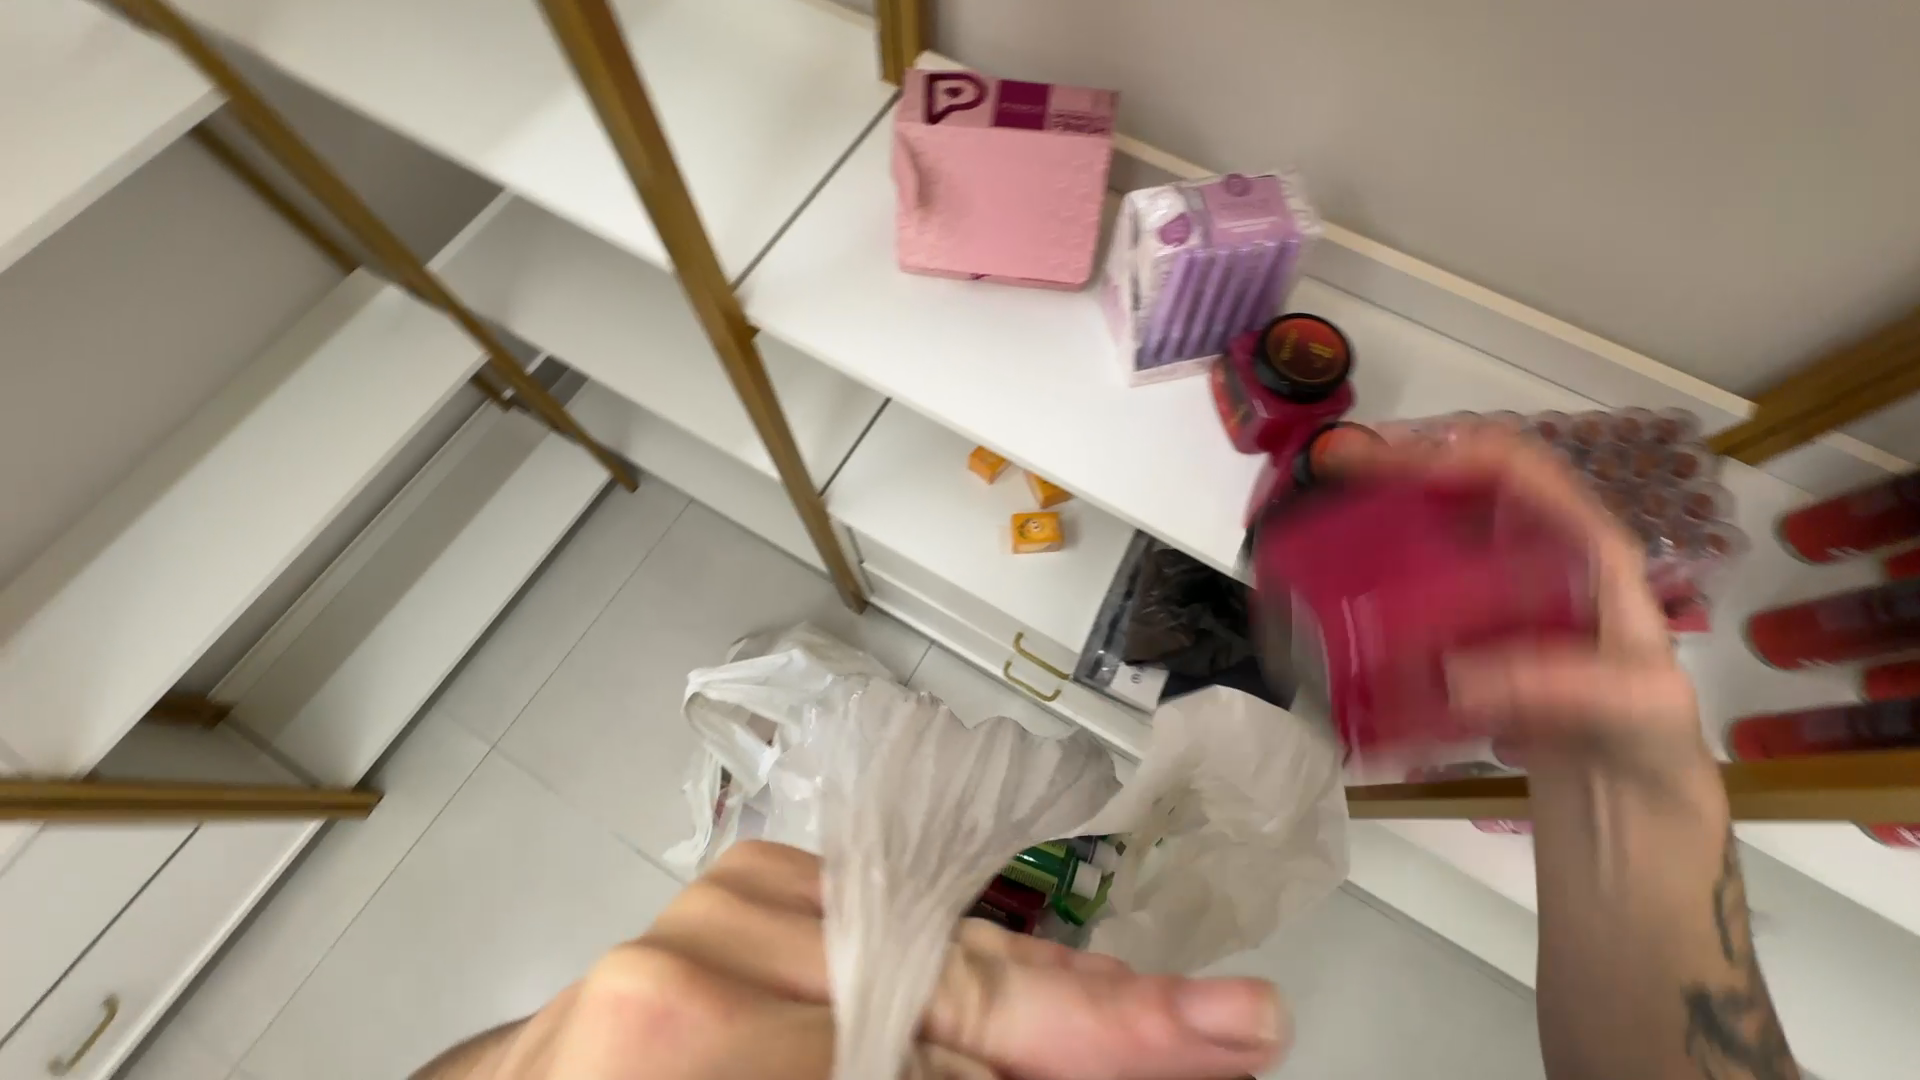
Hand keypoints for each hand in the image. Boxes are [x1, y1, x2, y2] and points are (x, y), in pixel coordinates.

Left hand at [417, 841, 1287, 1078]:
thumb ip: (946, 1078)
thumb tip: (1069, 1063)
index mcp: (699, 1058)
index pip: (948, 1046)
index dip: (1098, 1042)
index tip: (1226, 1039)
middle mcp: (715, 956)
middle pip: (958, 985)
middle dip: (1105, 1016)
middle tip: (1231, 1027)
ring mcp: (728, 899)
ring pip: (939, 943)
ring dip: (1051, 993)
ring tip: (1157, 1019)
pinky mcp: (747, 879)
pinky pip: (894, 914)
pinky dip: (970, 962)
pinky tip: (1042, 984)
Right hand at [1331, 425, 1710, 780]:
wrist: (1624, 789)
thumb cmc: (1645, 738)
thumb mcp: (1630, 708)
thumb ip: (1558, 684)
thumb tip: (1450, 674)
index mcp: (1582, 547)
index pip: (1516, 471)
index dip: (1449, 452)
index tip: (1381, 462)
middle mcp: (1534, 554)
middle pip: (1459, 485)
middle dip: (1394, 468)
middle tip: (1330, 473)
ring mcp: (1493, 589)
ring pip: (1430, 527)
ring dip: (1375, 512)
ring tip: (1321, 515)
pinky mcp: (1462, 627)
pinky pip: (1412, 583)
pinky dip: (1372, 573)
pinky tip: (1335, 583)